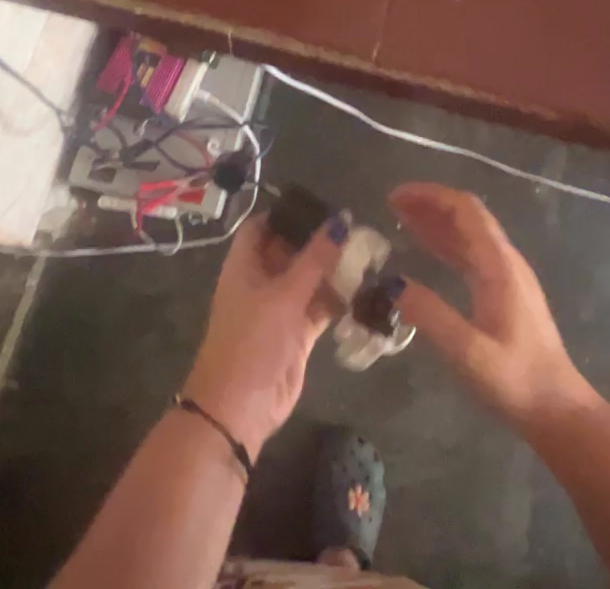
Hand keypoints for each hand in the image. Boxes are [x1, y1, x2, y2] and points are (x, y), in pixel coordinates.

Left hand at [182, 214, 343, 455]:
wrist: (241, 405)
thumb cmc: (253, 339)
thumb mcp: (284, 293)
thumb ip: (316, 258)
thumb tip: (342, 220)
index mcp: (245, 265)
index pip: (261, 227)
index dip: (285, 213)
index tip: (319, 203)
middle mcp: (261, 281)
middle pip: (290, 251)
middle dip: (318, 240)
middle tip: (356, 226)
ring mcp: (279, 308)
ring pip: (309, 279)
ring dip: (333, 269)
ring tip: (369, 252)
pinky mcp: (297, 333)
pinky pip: (320, 307)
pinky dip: (339, 299)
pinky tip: (365, 288)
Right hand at [391, 183, 597, 431]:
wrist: (557, 410)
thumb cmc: (515, 380)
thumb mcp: (466, 351)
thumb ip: (428, 314)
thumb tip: (389, 284)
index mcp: (499, 266)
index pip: (466, 211)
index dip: (430, 196)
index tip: (394, 197)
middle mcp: (505, 263)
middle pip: (467, 217)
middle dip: (429, 205)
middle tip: (390, 206)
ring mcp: (507, 279)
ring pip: (468, 236)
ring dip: (436, 223)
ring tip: (399, 220)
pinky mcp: (504, 295)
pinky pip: (471, 256)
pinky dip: (445, 245)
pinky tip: (425, 252)